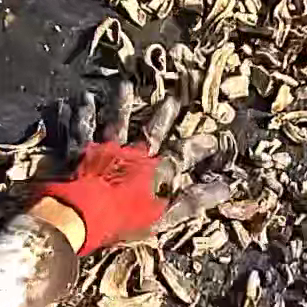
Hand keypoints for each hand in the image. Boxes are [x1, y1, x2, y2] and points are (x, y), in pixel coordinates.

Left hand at [30, 84, 228, 255]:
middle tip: (174, 97)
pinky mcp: (80, 151)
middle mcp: (132, 153)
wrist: (80, 216)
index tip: (213, 138)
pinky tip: (82, 99)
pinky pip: (81, 128)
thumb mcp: (163, 216)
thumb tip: (226, 188)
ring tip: (125, 85)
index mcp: (154, 170)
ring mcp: (105, 149)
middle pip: (152, 129)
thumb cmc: (123, 221)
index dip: (199, 146)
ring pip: (117, 121)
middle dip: (165, 113)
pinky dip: (81, 113)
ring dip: (122, 103)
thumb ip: (192, 201)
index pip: (183, 154)